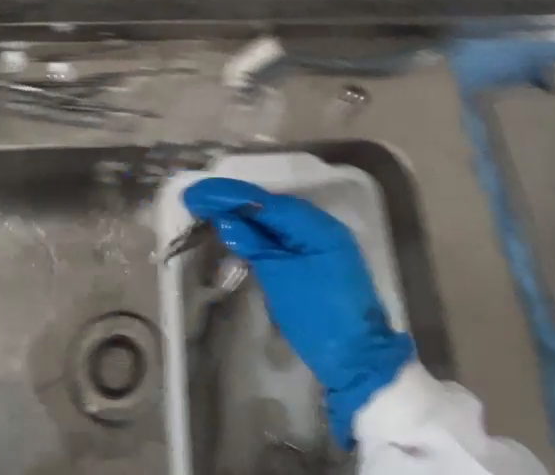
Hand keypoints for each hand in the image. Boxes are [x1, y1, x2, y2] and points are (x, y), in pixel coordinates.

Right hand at [183, 177, 413, 446]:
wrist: (357, 361)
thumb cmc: (319, 317)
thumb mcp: (281, 278)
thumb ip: (255, 245)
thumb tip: (225, 220)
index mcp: (316, 225)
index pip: (266, 202)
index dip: (229, 196)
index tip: (197, 194)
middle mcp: (320, 227)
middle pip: (271, 207)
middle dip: (234, 203)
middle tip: (198, 201)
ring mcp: (321, 245)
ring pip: (276, 223)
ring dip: (245, 220)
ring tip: (210, 215)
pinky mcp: (316, 263)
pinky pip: (282, 240)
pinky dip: (259, 237)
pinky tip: (239, 237)